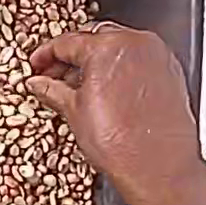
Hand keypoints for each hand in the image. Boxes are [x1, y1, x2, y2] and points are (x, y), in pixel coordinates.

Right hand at [25, 23, 205, 204]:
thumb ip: (52, 89)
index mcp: (107, 48)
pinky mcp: (169, 70)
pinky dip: (118, 68)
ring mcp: (156, 56)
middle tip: (53, 75)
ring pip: (116, 46)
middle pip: (93, 38)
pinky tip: (104, 90)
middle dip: (70, 55)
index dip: (44, 54)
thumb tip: (39, 82)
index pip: (66, 41)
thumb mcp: (73, 111)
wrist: (158, 166)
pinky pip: (136, 59)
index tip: (36, 64)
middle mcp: (136, 44)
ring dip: (94, 60)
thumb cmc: (120, 143)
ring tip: (78, 86)